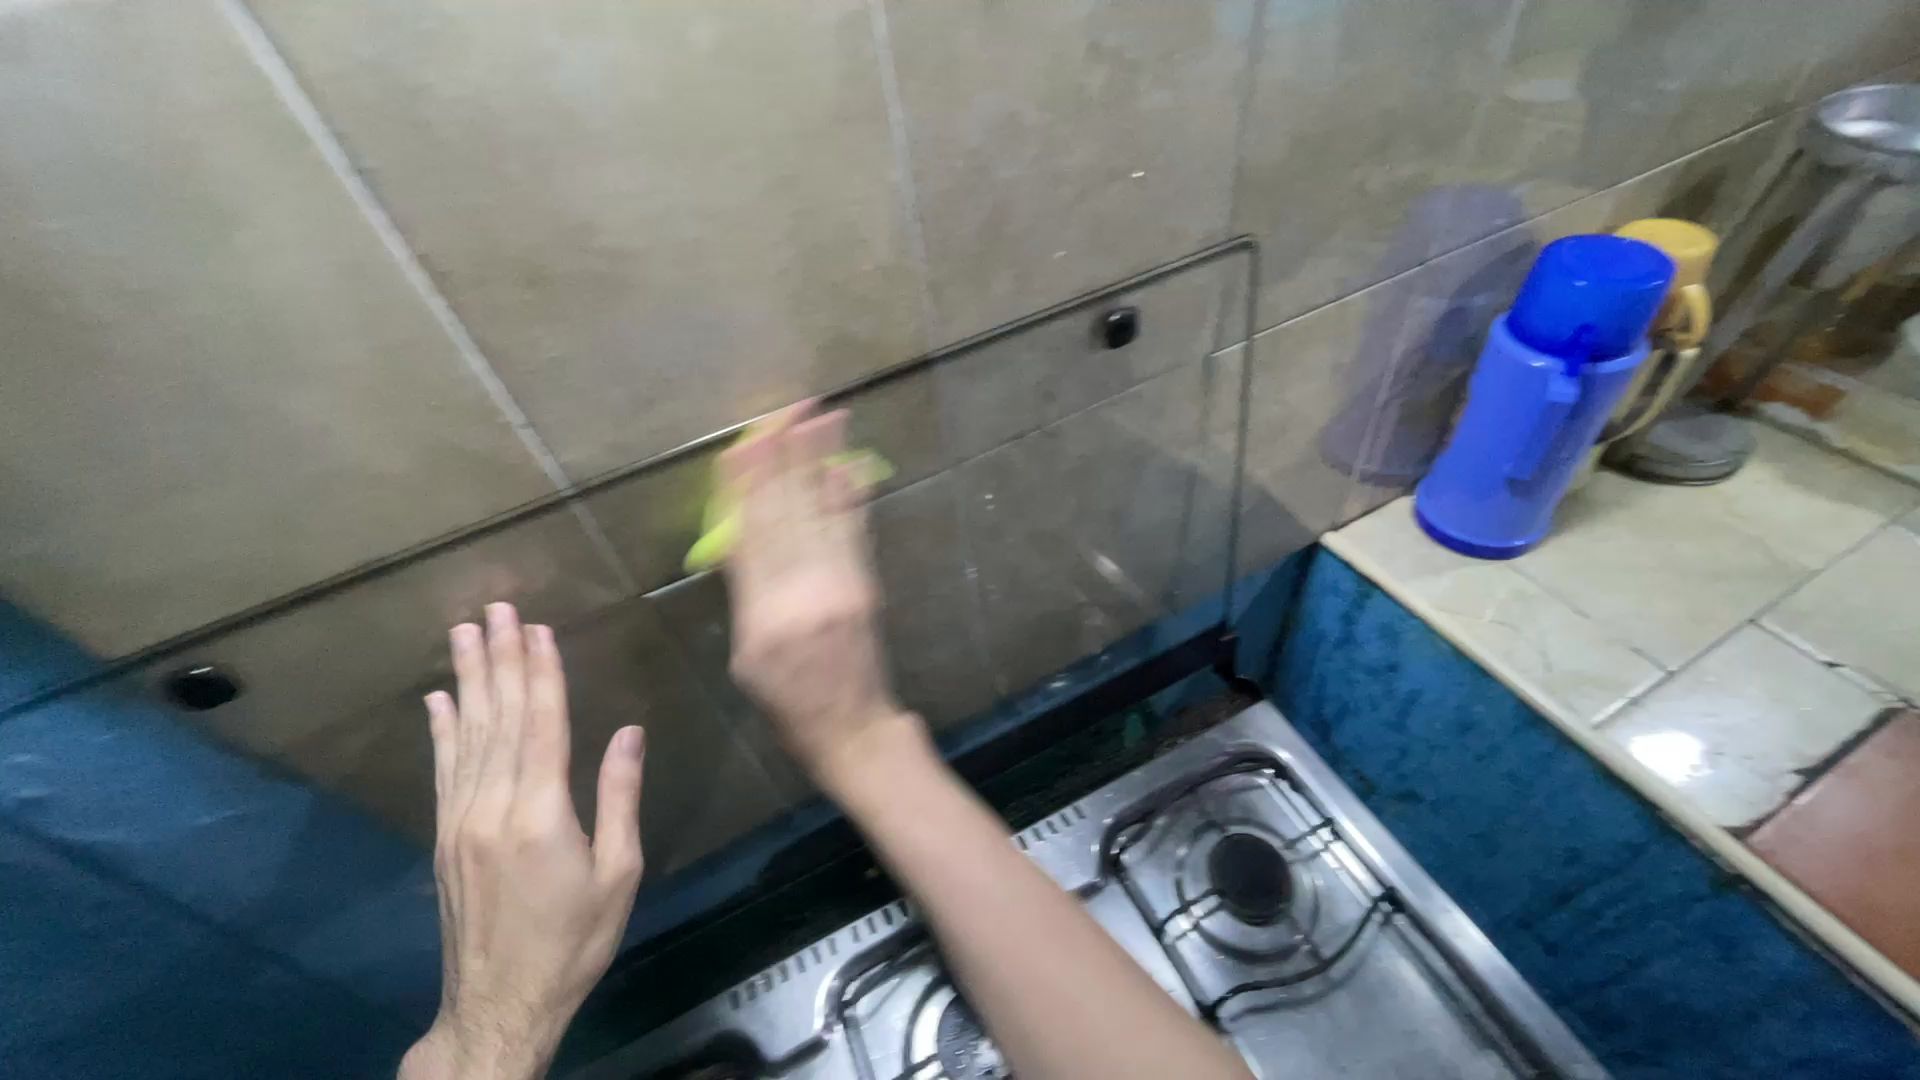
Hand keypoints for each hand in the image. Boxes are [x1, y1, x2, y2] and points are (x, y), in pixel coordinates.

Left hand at [400, 603, 646, 1079]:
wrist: (501, 1003)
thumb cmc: (576, 938)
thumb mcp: (618, 872)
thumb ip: (620, 797)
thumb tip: (630, 732)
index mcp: (542, 813)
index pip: (542, 725)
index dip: (542, 674)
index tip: (538, 629)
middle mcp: (493, 807)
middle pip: (500, 719)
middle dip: (501, 659)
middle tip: (494, 610)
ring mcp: (460, 822)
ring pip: (467, 736)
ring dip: (468, 680)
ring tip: (465, 636)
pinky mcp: (444, 839)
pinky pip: (443, 772)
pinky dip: (440, 731)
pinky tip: (437, 700)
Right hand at [720, 403, 926, 792]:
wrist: (852, 727)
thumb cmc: (788, 703)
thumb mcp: (747, 659)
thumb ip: (745, 597)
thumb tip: (734, 539)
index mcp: (765, 613)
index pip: (751, 535)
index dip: (747, 485)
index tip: (744, 442)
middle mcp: (804, 591)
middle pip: (789, 512)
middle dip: (787, 457)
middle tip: (789, 408)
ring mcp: (842, 585)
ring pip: (825, 512)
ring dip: (824, 461)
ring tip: (824, 417)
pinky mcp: (867, 585)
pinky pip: (857, 533)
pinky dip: (852, 497)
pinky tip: (850, 466)